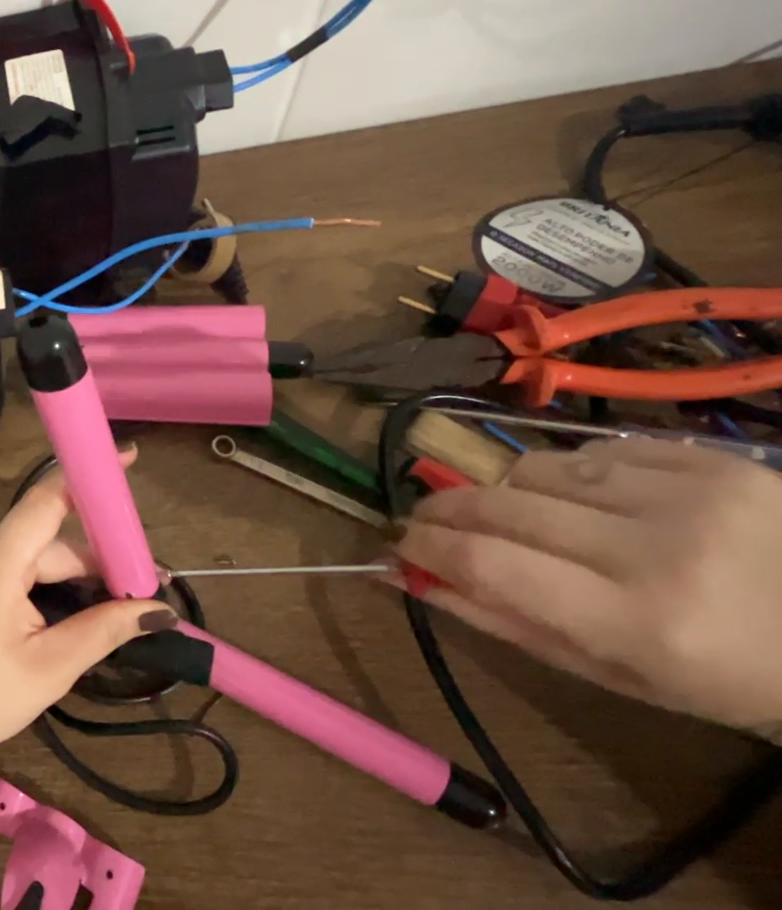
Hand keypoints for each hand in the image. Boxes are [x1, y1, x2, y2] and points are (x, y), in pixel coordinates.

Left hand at [0, 449, 179, 800]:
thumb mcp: (50, 667)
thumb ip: (104, 629)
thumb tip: (159, 609)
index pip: (45, 500)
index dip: (89, 477)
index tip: (130, 457)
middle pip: (49, 540)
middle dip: (97, 562)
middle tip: (147, 593)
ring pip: (35, 558)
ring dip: (73, 579)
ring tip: (116, 613)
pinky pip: (15, 570)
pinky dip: (47, 586)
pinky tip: (73, 616)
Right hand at [393, 438, 781, 739]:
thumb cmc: (728, 676)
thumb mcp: (616, 674)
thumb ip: (505, 622)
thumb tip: (410, 577)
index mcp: (636, 622)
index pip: (485, 561)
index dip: (424, 545)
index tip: (398, 543)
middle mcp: (658, 550)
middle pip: (500, 506)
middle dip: (444, 510)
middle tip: (426, 521)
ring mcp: (691, 496)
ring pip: (536, 468)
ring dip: (508, 492)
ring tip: (519, 515)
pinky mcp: (715, 460)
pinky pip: (594, 451)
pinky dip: (571, 474)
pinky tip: (588, 501)